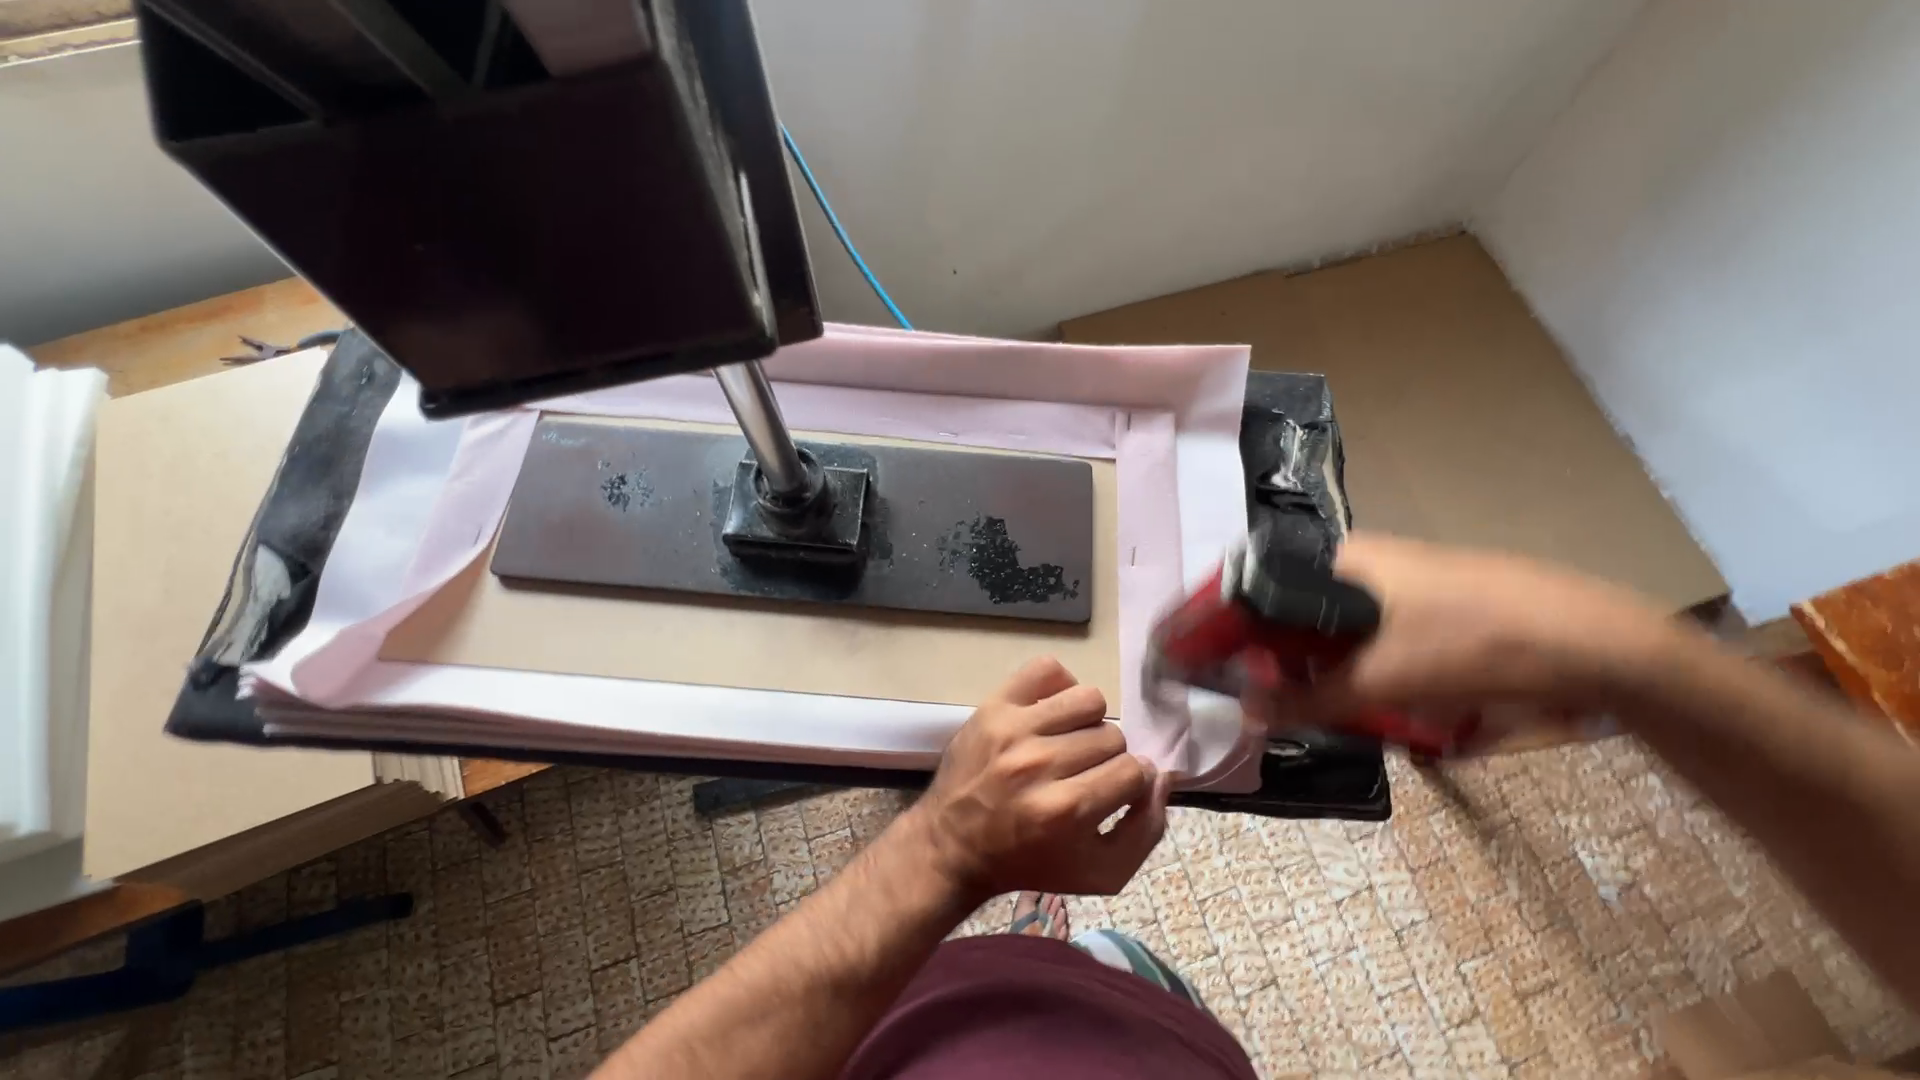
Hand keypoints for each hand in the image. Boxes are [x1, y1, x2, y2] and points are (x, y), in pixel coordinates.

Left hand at [903, 657, 1171, 903]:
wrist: (952, 846)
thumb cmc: (1031, 862)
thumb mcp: (1100, 873)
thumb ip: (1146, 830)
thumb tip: (1163, 775)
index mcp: (1066, 811)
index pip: (1133, 770)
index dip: (1131, 782)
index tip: (1113, 792)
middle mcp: (1038, 764)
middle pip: (1112, 737)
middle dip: (1107, 758)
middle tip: (1082, 775)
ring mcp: (1012, 730)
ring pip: (1088, 700)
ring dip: (1088, 723)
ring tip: (1069, 742)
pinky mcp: (992, 706)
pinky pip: (1047, 669)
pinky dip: (1059, 687)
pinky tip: (1051, 716)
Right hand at [1251, 532, 1675, 729]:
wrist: (1596, 644)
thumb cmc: (1473, 644)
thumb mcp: (1381, 681)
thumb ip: (1306, 699)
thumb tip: (1246, 710)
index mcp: (1340, 559)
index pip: (1253, 581)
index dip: (1220, 620)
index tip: (1198, 658)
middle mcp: (1363, 560)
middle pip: (1289, 604)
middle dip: (1268, 650)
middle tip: (1260, 694)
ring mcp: (1400, 580)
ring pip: (1330, 623)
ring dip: (1313, 662)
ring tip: (1312, 703)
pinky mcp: (1430, 604)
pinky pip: (1367, 633)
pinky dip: (1351, 663)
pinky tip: (1365, 695)